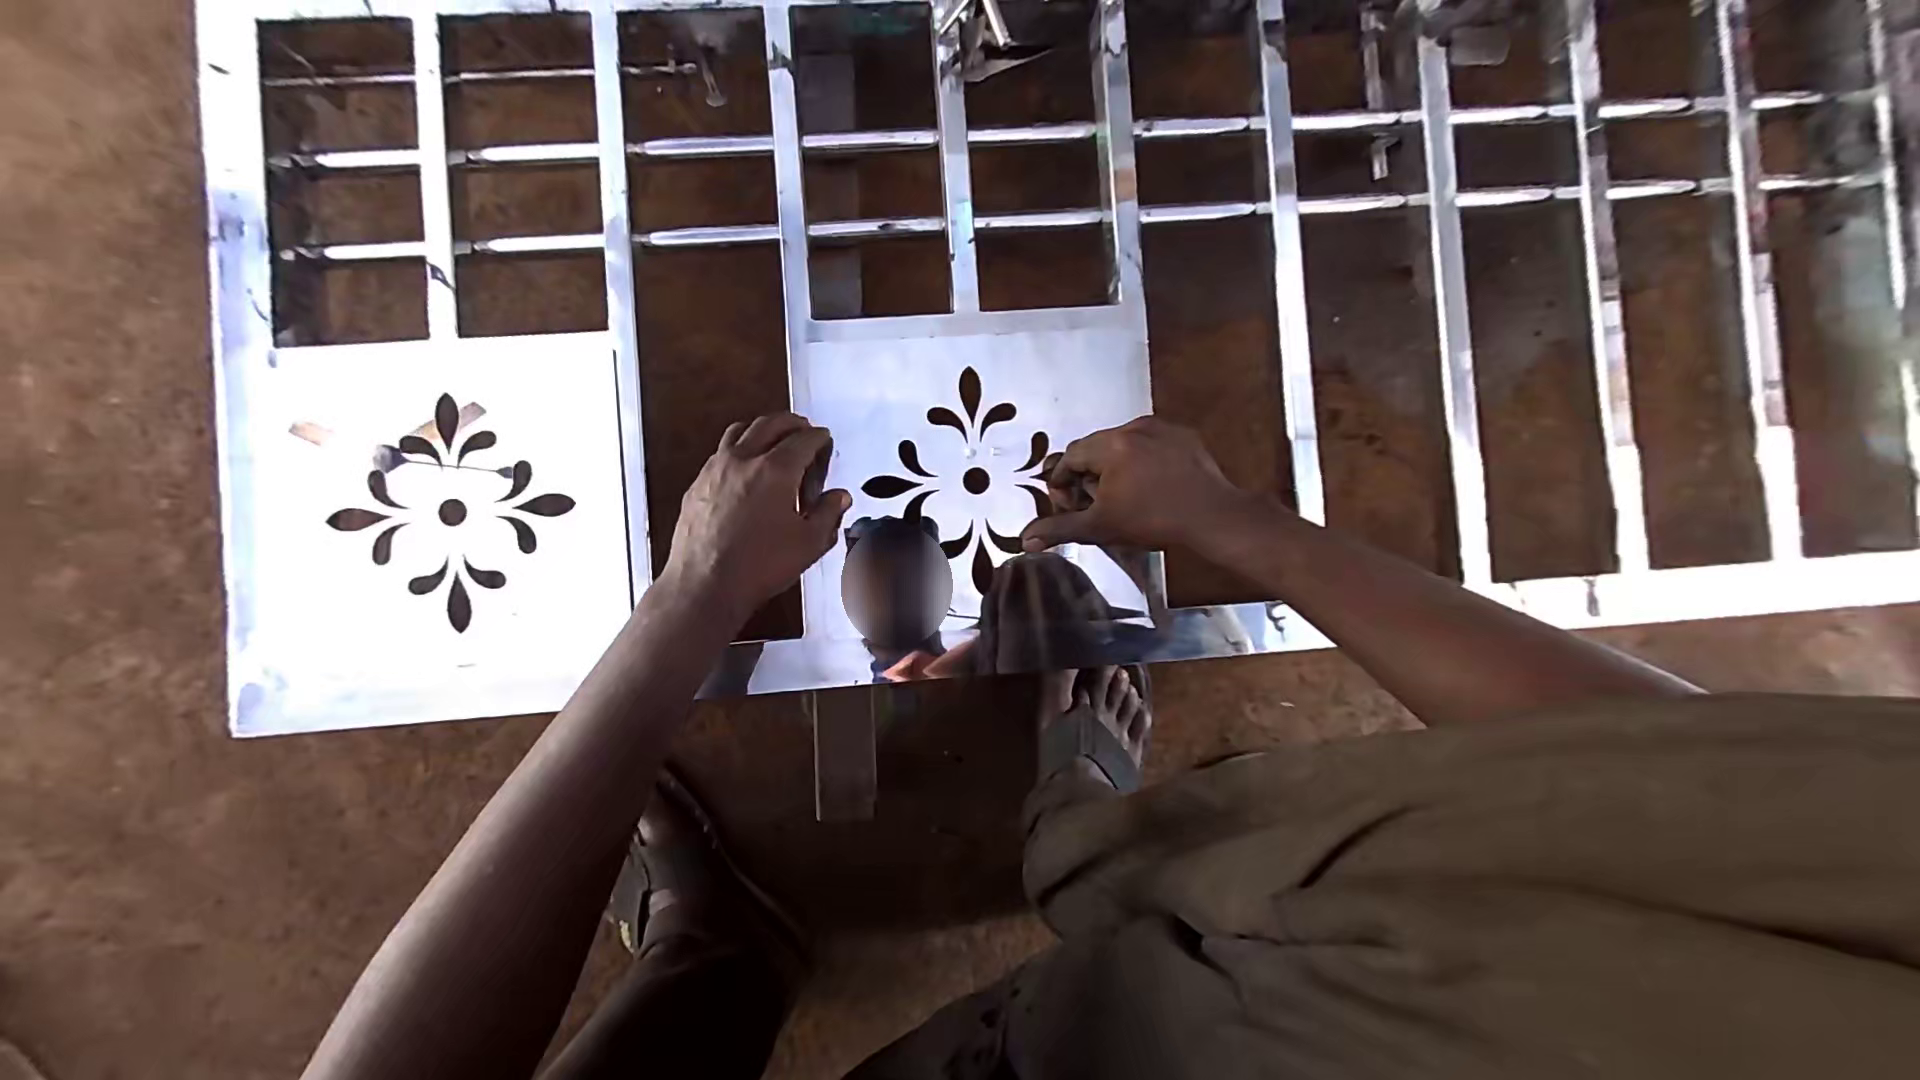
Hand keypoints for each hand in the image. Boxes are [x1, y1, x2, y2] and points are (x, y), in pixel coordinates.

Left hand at [666, 414, 850, 619]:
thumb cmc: (761, 565)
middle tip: (805, 431)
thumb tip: (839, 496)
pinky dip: (739, 449)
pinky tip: (746, 471)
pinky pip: (721, 453)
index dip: (819, 437)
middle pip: (770, 424)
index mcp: (775, 470)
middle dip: (792, 423)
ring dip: (762, 430)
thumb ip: (828, 513)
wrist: (706, 585)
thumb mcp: (809, 543)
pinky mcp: (697, 485)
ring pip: (740, 431)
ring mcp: (715, 469)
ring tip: (774, 441)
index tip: (825, 439)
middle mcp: (743, 460)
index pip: (804, 440)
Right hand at [1018, 417, 1251, 552]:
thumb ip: (1059, 529)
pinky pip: (1150, 444)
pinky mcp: (1183, 436)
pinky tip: (1150, 486)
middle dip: (1088, 475)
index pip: (1070, 457)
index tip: (1070, 505)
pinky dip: (1142, 461)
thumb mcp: (1099, 527)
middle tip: (1094, 504)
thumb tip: (1025, 541)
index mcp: (1109, 444)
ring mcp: (1161, 428)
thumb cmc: (1152, 520)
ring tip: (1124, 497)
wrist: (1212, 517)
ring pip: (1122, 444)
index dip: (1063, 483)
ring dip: (1114, 467)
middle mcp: (1133, 427)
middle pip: (1095, 448)